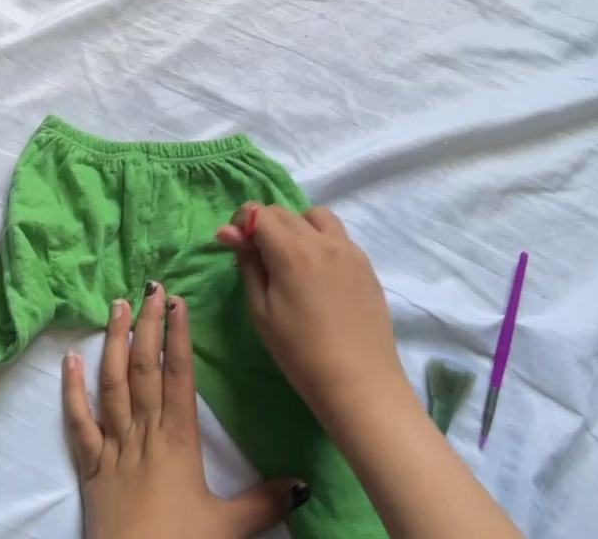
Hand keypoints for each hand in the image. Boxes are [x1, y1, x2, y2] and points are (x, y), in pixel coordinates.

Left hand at [63, 282, 308, 538]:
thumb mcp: (231, 527)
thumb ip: (265, 502)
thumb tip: (304, 484)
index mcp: (178, 440)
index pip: (179, 375)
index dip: (179, 336)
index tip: (177, 301)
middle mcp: (144, 432)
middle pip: (144, 367)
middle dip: (147, 325)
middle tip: (149, 287)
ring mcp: (113, 445)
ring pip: (112, 382)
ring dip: (114, 341)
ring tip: (116, 305)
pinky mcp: (90, 464)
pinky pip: (79, 420)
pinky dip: (72, 389)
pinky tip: (70, 359)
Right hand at [215, 203, 409, 423]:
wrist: (360, 385)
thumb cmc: (301, 353)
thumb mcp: (261, 312)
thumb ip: (248, 265)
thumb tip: (231, 234)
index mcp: (292, 251)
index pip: (259, 213)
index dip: (240, 222)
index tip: (234, 246)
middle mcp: (322, 241)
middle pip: (284, 212)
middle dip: (263, 225)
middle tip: (256, 258)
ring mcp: (349, 250)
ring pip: (315, 216)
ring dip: (295, 225)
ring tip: (290, 257)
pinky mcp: (366, 265)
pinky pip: (337, 236)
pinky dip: (319, 239)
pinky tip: (316, 272)